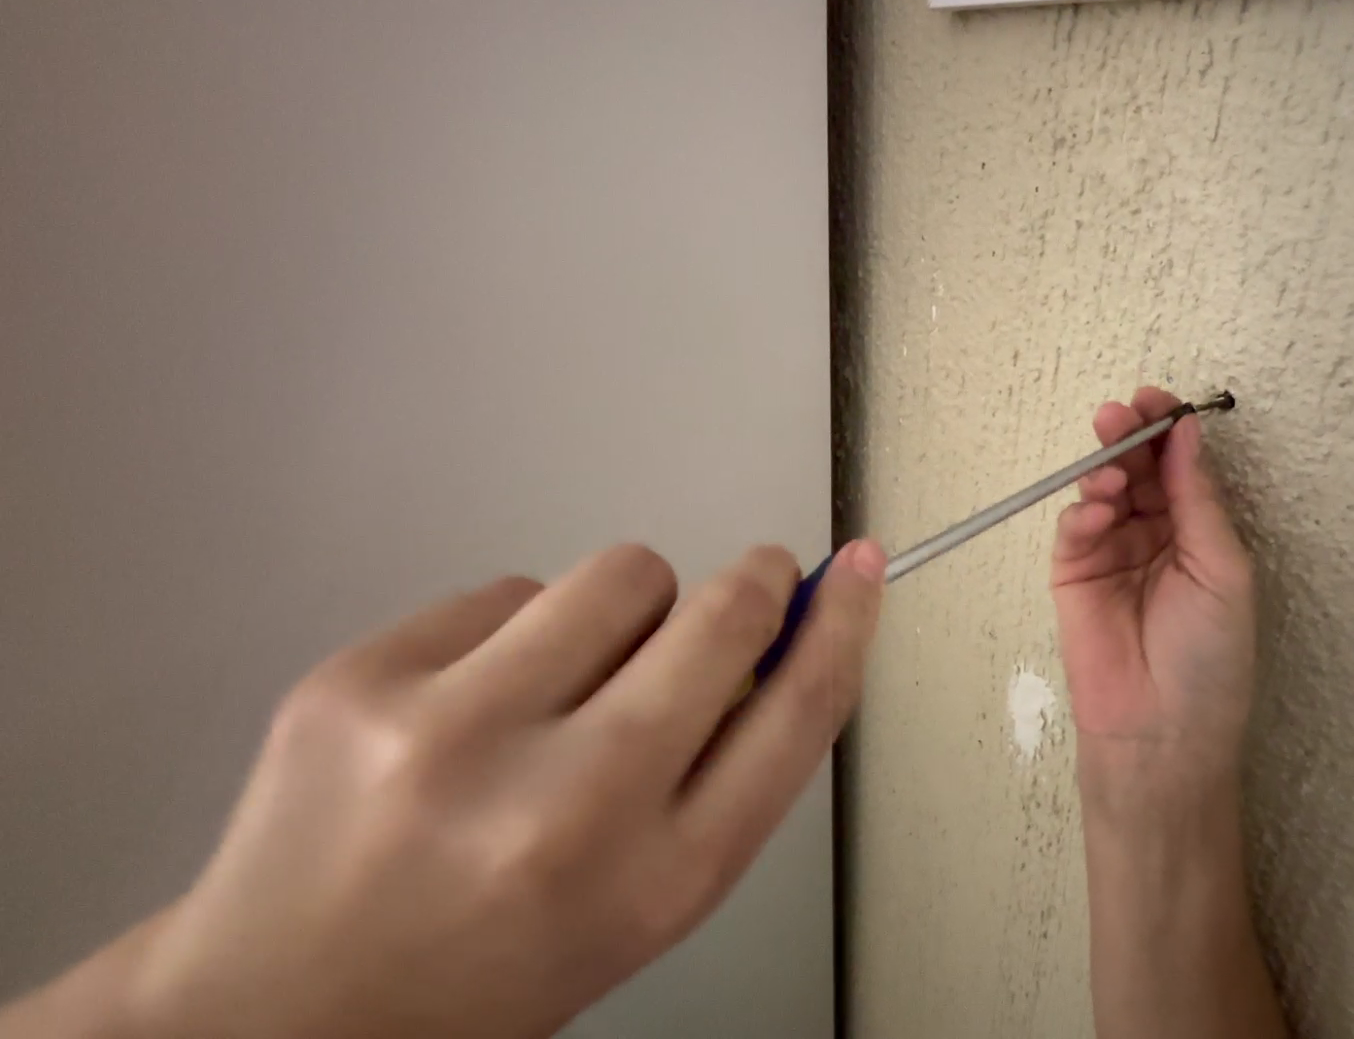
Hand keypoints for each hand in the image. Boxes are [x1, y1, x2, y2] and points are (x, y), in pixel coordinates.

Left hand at [60, 540, 884, 1038]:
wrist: (282, 1018)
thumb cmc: (509, 956)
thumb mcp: (657, 887)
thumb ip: (734, 760)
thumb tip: (787, 625)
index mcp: (660, 877)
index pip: (796, 712)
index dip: (844, 625)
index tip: (863, 567)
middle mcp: (566, 804)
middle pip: (723, 616)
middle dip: (757, 580)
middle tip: (754, 581)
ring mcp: (450, 734)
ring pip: (624, 571)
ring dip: (632, 608)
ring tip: (577, 679)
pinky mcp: (359, 680)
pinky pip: (513, 586)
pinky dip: (522, 628)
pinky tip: (472, 704)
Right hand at [1051, 387, 1255, 813]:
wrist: (1160, 728)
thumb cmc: (1207, 652)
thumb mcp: (1219, 567)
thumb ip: (1197, 497)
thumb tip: (1186, 430)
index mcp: (1196, 531)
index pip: (1177, 467)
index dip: (1166, 431)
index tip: (1155, 399)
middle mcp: (1153, 533)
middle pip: (1136, 471)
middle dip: (1127, 439)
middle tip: (1117, 414)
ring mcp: (1110, 551)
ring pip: (1101, 492)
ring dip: (1102, 472)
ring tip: (1107, 471)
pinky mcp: (1072, 572)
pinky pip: (1073, 529)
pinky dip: (1081, 514)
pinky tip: (1095, 513)